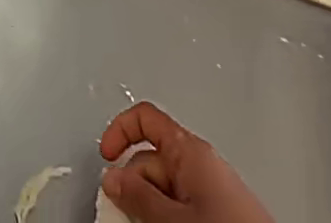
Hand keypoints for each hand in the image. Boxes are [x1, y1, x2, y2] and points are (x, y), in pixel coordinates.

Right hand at [99, 103, 273, 222]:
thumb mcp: (172, 216)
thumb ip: (138, 194)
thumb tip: (113, 179)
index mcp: (190, 150)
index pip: (145, 117)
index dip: (119, 130)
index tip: (107, 155)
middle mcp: (202, 163)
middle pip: (151, 157)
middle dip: (134, 182)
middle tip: (127, 210)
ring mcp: (214, 189)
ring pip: (166, 185)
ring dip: (151, 204)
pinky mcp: (223, 213)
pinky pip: (183, 203)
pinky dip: (168, 215)